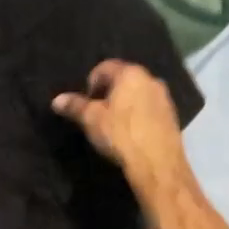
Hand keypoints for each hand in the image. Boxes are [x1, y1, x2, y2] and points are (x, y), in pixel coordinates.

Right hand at [51, 61, 189, 194]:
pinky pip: (149, 107)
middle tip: (97, 112)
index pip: (105, 67)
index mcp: (130, 74)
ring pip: (137, 93)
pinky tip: (130, 132)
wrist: (156, 162)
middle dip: (108, 92)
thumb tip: (57, 100)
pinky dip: (137, 113)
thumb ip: (74, 106)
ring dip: (124, 103)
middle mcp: (150, 79)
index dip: (91, 82)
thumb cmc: (120, 134)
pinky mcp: (171, 114)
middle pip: (123, 78)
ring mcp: (164, 96)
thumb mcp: (90, 119)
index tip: (86, 102)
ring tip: (113, 124)